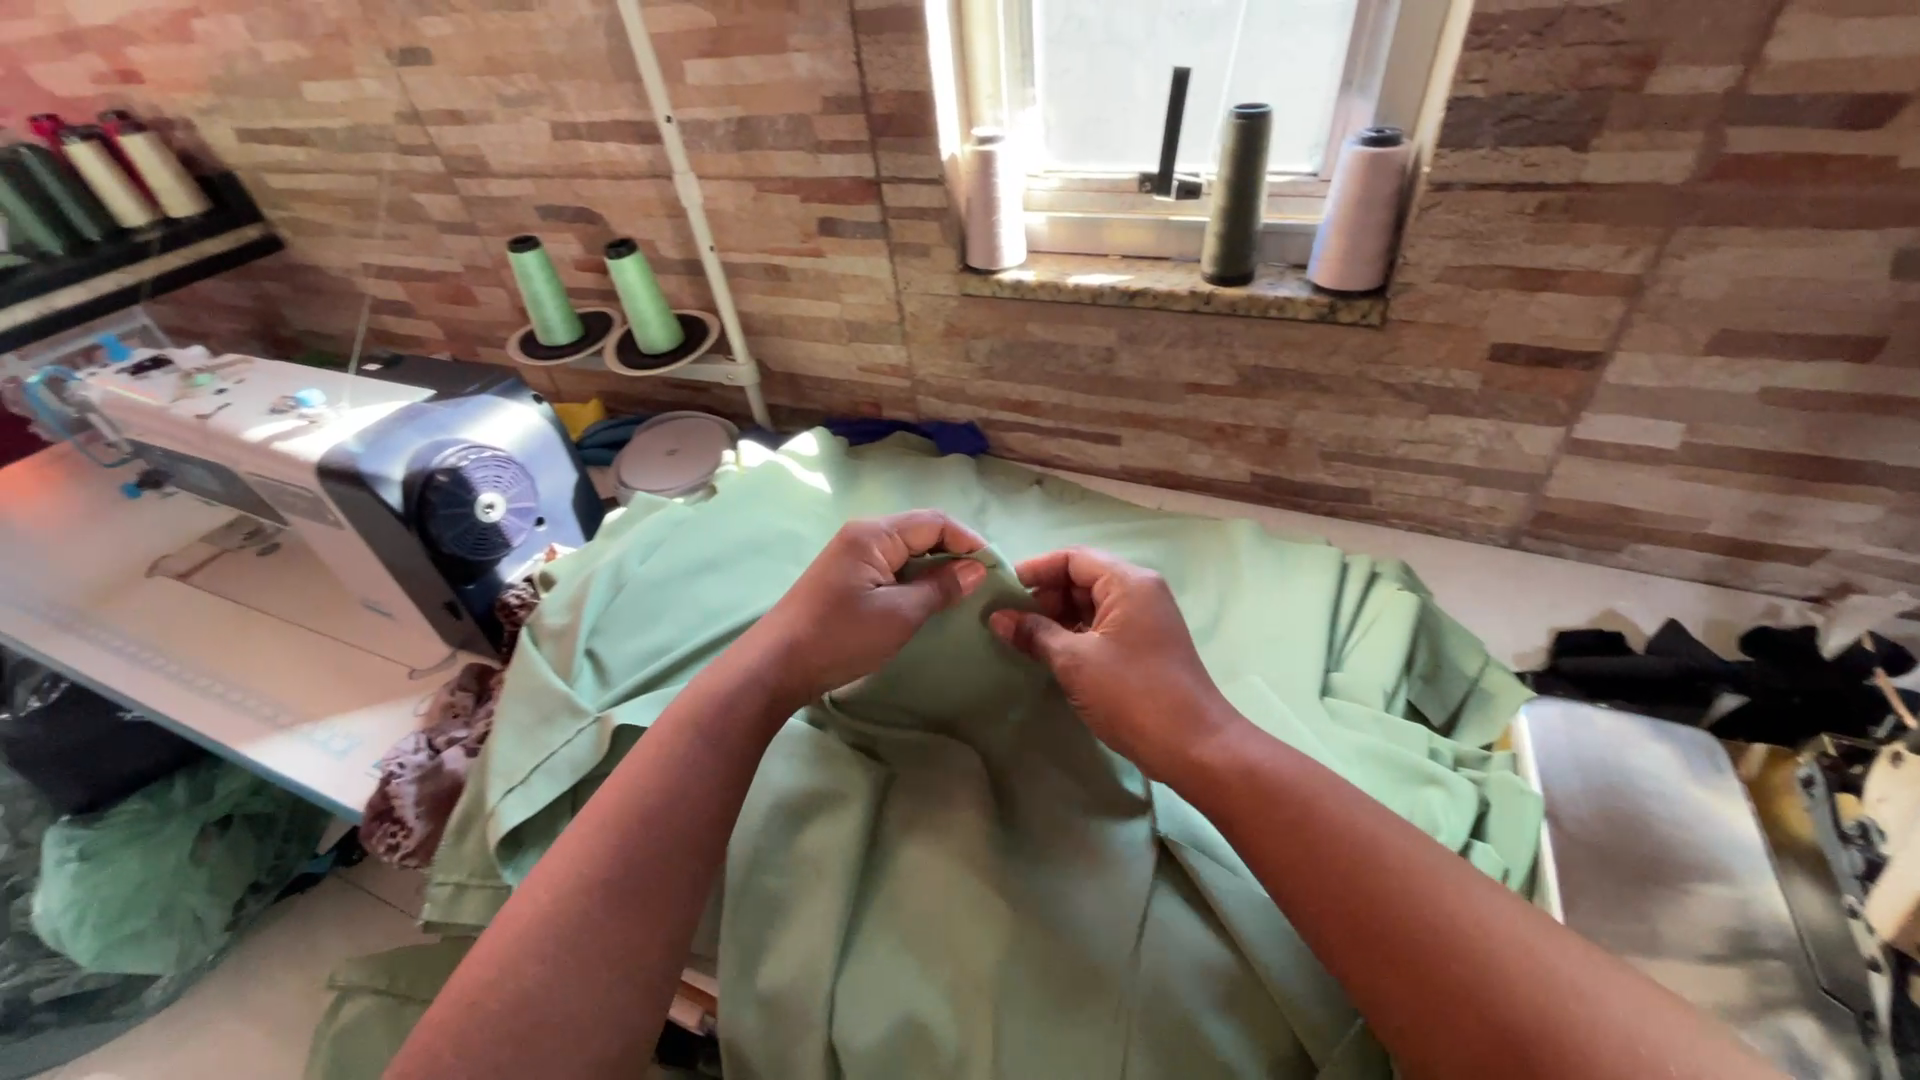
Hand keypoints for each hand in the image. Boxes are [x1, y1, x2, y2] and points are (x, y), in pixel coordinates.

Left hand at [741, 510, 988, 709]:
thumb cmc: (841, 637)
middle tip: (982, 582)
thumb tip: (974, 570)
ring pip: (905, 550)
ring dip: (934, 567)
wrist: (777, 665)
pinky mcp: (844, 577)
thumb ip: (940, 588)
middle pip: (920, 531)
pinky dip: (913, 578)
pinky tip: (926, 600)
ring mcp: (850, 556)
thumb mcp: (900, 615)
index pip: (935, 522)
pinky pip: (889, 566)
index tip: (995, 569)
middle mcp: (862, 535)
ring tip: (960, 593)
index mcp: (874, 534)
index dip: (969, 541)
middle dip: (954, 552)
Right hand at [989, 547, 1245, 784]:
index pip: (1072, 558)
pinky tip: (1049, 655)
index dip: (1034, 570)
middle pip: (1082, 579)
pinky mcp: (1144, 647)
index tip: (1000, 593)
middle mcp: (1140, 592)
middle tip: (1008, 622)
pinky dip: (1074, 636)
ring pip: (1090, 606)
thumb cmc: (1131, 693)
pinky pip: (1102, 628)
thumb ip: (1034, 633)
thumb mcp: (1074, 661)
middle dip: (1043, 597)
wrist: (1193, 746)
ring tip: (1021, 640)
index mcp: (1128, 582)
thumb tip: (998, 618)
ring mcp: (1144, 620)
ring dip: (1056, 619)